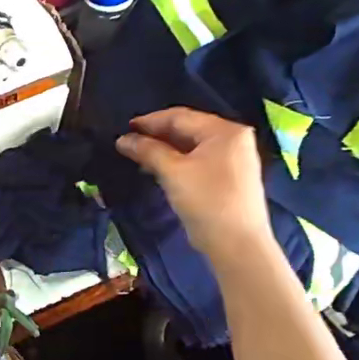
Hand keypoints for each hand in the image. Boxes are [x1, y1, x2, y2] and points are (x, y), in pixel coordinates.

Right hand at [116, 107, 273, 260]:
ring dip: (164, 148)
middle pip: (188, 129)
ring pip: (191, 145)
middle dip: (157, 134)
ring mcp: (233, 158)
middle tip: (129, 141)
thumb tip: (122, 139)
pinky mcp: (229, 176)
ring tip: (139, 155)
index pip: (181, 117)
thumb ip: (147, 150)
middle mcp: (233, 139)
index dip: (150, 121)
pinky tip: (158, 167)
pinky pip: (198, 159)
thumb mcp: (172, 172)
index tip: (124, 127)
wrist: (236, 243)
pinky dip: (177, 160)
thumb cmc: (206, 200)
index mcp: (224, 131)